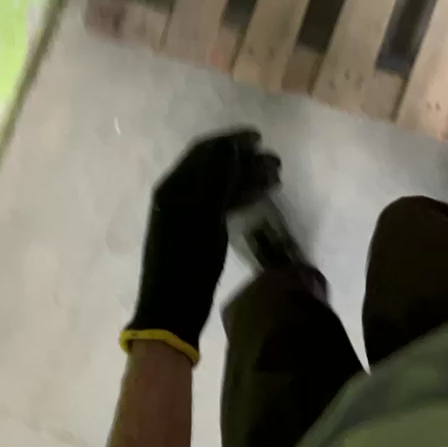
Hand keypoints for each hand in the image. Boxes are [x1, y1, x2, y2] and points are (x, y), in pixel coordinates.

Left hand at [124, 128, 281, 362]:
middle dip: (245, 159)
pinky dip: (240, 195)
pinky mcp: (195, 229)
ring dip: (246, 177)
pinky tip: (260, 196)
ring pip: (220, 184)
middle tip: (275, 162)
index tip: (260, 138)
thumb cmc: (187, 262)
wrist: (172, 308)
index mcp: (174, 185)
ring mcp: (186, 211)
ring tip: (276, 177)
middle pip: (214, 165)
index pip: (206, 150)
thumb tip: (232, 148)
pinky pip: (220, 202)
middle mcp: (177, 192)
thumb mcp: (205, 216)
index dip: (232, 140)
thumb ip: (217, 179)